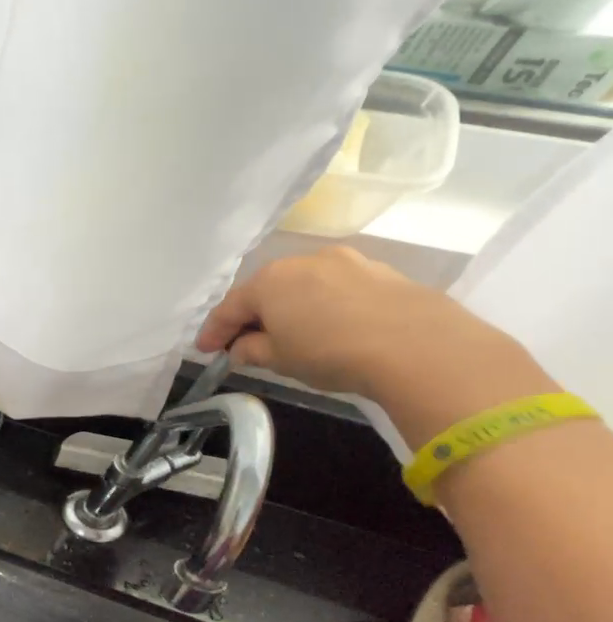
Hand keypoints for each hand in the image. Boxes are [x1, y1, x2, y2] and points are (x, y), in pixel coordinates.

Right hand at [195, 247, 555, 447]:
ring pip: (304, 287)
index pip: (228, 307)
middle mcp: (306, 261)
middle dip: (252, 316)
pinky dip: (322, 306)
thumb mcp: (276, 359)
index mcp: (270, 280)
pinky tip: (326, 328)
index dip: (213, 332)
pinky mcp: (381, 272)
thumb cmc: (329, 352)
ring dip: (290, 309)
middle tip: (243, 343)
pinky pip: (335, 289)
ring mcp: (348, 262)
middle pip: (267, 290)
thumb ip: (250, 350)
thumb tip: (243, 346)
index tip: (204, 352)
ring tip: (287, 335)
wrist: (418, 345)